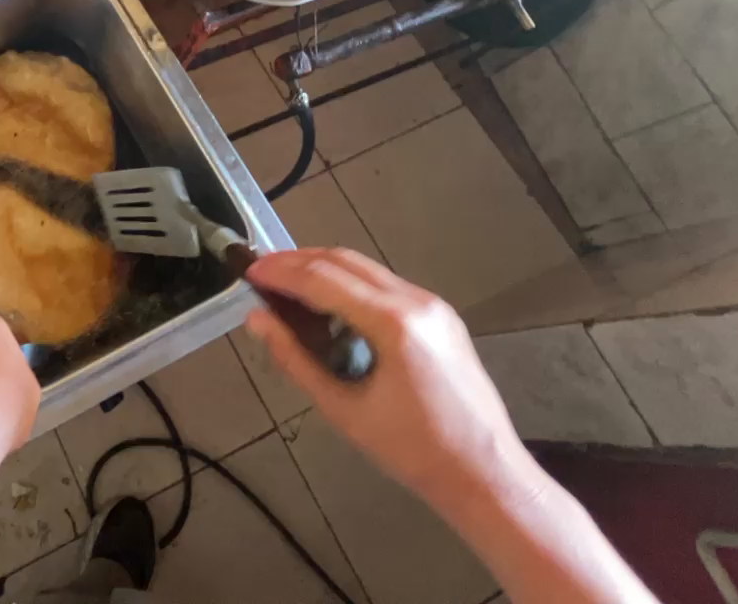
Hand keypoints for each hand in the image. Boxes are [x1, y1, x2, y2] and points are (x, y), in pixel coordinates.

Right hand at [243, 249, 540, 511]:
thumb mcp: (343, 410)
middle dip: (296, 261)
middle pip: (343, 260)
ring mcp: (432, 304)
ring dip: (320, 268)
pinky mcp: (439, 314)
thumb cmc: (412, 451)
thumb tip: (257, 320)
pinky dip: (345, 282)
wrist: (488, 477)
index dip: (280, 272)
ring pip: (363, 267)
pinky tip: (326, 301)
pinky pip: (382, 284)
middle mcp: (416, 300)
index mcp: (394, 323)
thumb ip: (295, 359)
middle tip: (260, 272)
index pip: (323, 278)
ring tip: (285, 283)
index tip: (248, 273)